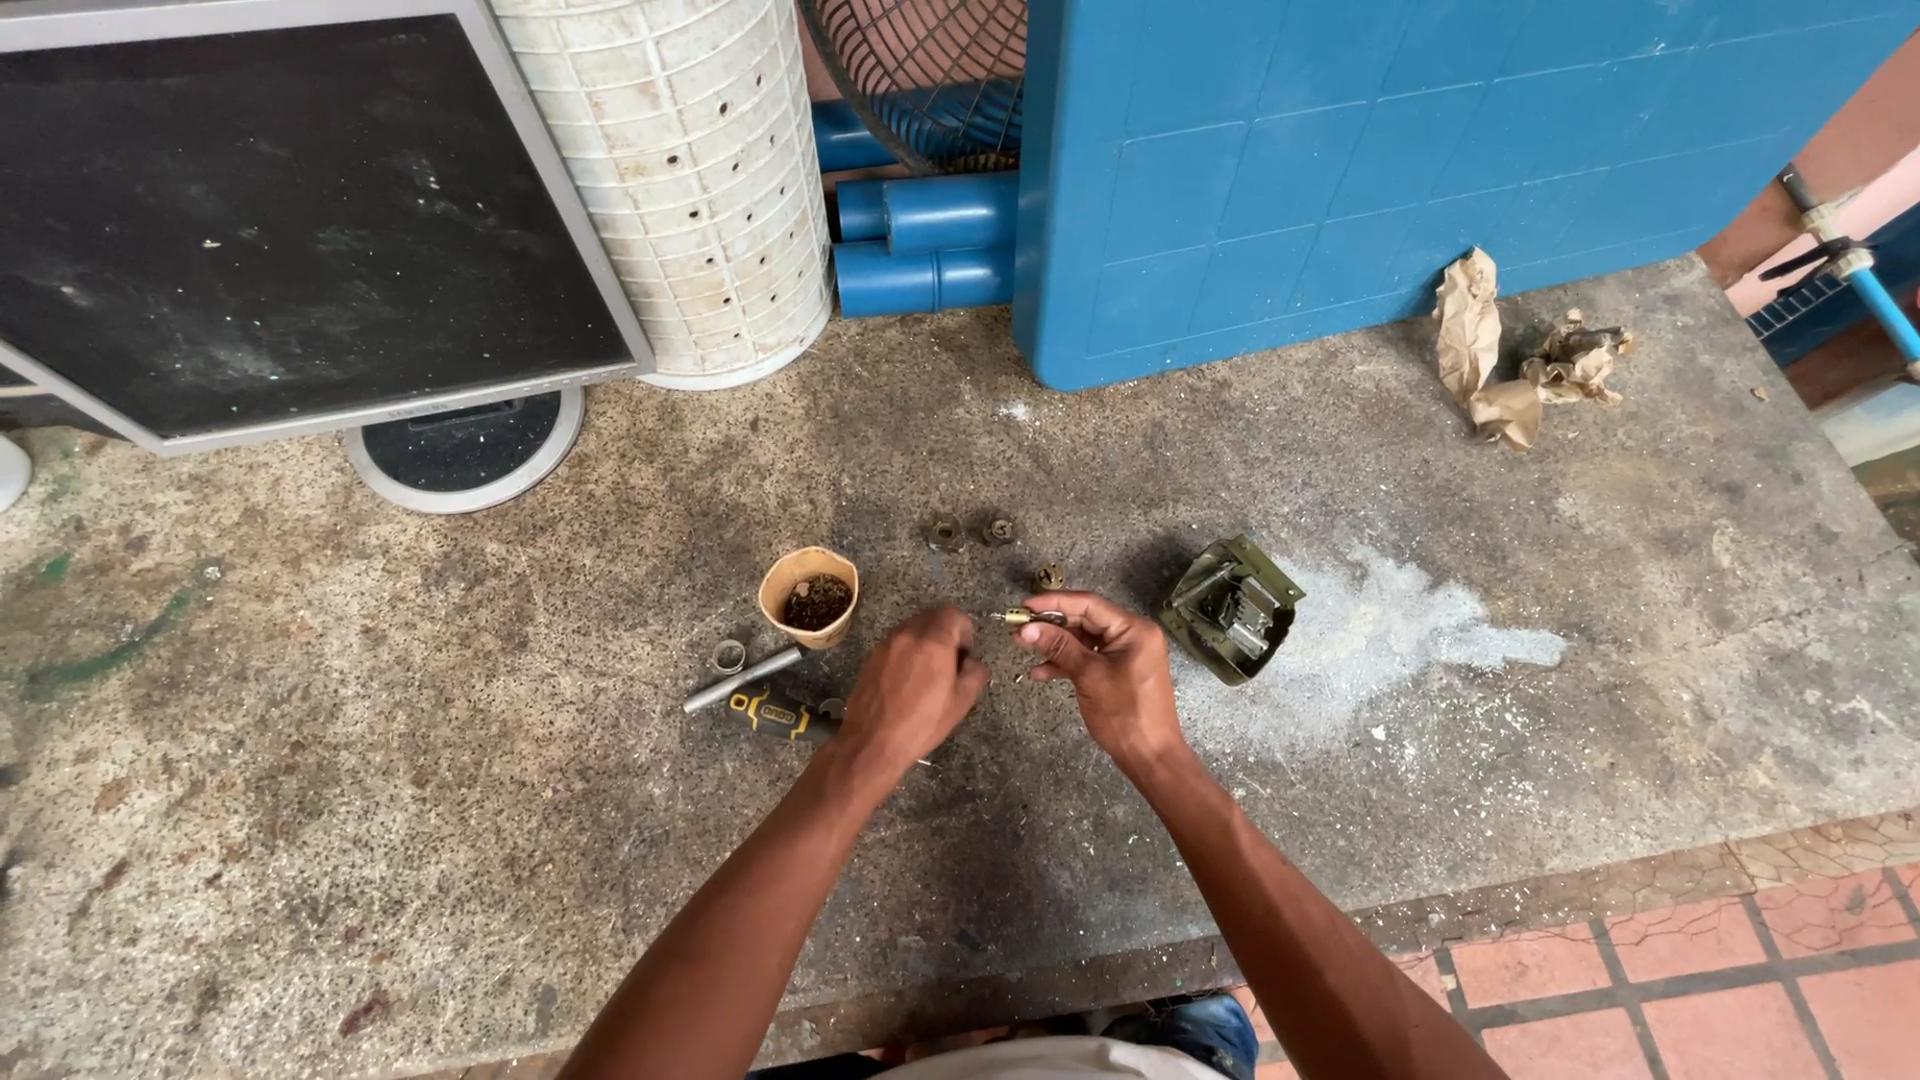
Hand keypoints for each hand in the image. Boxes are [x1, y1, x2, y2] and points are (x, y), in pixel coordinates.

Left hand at [840, 606, 988, 774]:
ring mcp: (886, 643)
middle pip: (932, 617)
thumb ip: (976, 673)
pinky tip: (908, 679)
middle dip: (946, 633)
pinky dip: (908, 650)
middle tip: (950, 662)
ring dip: (926, 641)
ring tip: (928, 672)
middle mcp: (908, 634)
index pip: (953, 614)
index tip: (965, 654)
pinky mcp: (872, 655)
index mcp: (933, 641)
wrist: (872, 741)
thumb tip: (973, 662)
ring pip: (913, 628)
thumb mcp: (961, 702)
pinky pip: (897, 641)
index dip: (965, 631)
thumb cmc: (921, 723)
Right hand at [1013, 592, 1186, 769]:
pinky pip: (1089, 658)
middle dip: (1051, 625)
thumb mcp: (1088, 676)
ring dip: (1055, 645)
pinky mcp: (1118, 671)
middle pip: (1085, 620)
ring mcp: (1125, 654)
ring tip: (1023, 647)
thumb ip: (1058, 647)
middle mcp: (1132, 635)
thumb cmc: (1125, 714)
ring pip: (1083, 640)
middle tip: (1020, 627)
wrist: (1151, 757)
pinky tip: (1041, 672)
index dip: (1054, 602)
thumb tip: (1026, 628)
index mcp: (1134, 629)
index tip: (1025, 606)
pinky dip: (1067, 663)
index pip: (1089, 604)